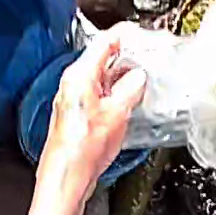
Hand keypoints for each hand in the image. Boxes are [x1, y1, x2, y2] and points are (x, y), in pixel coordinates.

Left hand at [39, 29, 149, 192]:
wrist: (67, 178)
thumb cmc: (82, 149)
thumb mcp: (118, 113)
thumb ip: (132, 88)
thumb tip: (139, 76)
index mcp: (79, 75)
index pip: (106, 40)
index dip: (130, 36)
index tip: (146, 38)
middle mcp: (72, 84)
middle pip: (104, 59)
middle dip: (128, 61)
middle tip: (149, 65)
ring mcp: (72, 101)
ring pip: (102, 80)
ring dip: (122, 82)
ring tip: (141, 88)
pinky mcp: (76, 117)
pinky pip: (98, 98)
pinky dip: (113, 99)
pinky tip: (124, 110)